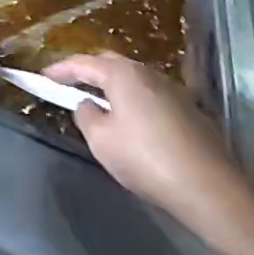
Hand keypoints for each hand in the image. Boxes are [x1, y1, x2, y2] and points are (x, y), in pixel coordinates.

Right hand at [45, 54, 253, 254]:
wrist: (211, 191)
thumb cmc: (147, 161)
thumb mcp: (101, 141)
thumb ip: (86, 115)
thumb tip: (87, 104)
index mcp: (122, 74)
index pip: (83, 63)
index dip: (60, 69)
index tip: (42, 76)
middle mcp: (147, 73)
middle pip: (110, 64)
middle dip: (87, 72)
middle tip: (69, 85)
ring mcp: (172, 90)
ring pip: (133, 79)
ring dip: (112, 87)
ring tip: (97, 105)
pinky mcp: (189, 110)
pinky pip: (149, 95)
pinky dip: (132, 101)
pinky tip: (131, 124)